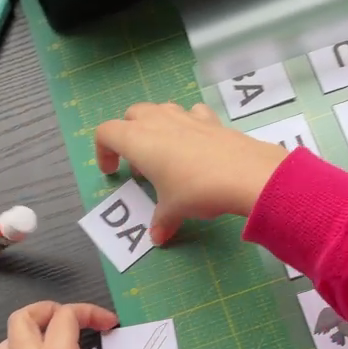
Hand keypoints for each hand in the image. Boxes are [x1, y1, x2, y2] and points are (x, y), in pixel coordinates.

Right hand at [94, 102, 287, 244]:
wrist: (244, 174)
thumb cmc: (195, 189)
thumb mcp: (173, 210)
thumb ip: (161, 221)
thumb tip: (157, 238)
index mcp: (137, 140)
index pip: (105, 132)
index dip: (102, 151)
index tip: (112, 172)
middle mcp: (157, 121)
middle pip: (132, 115)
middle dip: (129, 135)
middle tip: (140, 164)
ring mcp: (185, 116)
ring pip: (160, 109)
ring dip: (156, 127)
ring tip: (166, 154)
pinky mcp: (210, 119)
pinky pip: (191, 113)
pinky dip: (187, 124)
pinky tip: (196, 144)